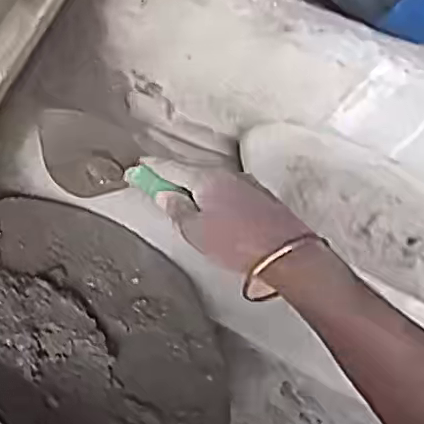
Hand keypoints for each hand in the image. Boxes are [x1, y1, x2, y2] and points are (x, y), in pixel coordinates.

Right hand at [138, 157, 314, 275]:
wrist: (287, 256)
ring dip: (192, 185)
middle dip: (170, 176)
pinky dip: (211, 193)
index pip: (170, 168)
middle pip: (191, 171)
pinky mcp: (259, 197)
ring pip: (210, 179)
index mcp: (206, 178)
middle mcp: (227, 174)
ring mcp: (246, 183)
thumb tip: (165, 196)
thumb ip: (176, 209)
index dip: (150, 168)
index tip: (136, 169)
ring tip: (179, 196)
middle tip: (152, 181)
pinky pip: (226, 188)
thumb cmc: (237, 244)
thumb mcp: (194, 231)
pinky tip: (207, 205)